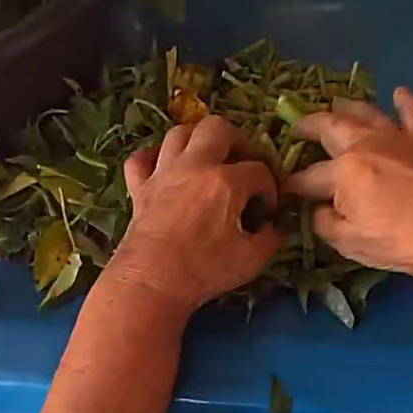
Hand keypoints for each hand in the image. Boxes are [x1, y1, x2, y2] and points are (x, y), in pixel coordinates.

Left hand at [108, 116, 280, 312]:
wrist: (150, 284)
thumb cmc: (203, 272)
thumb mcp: (250, 260)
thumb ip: (269, 239)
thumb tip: (274, 229)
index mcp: (225, 182)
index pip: (259, 171)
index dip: (270, 189)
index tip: (267, 211)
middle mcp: (193, 167)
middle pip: (218, 128)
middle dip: (238, 142)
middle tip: (243, 166)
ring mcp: (162, 175)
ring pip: (178, 133)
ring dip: (196, 140)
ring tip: (207, 160)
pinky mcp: (138, 189)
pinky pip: (139, 160)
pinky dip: (151, 158)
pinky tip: (163, 169)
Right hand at [287, 87, 412, 293]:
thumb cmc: (405, 240)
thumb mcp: (351, 243)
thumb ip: (326, 224)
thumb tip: (317, 211)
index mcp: (342, 171)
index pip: (306, 178)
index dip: (290, 186)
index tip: (278, 193)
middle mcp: (366, 145)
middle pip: (331, 129)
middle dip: (309, 127)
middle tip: (296, 127)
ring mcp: (400, 139)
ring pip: (367, 113)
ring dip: (348, 107)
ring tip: (336, 104)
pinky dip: (405, 102)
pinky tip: (399, 93)